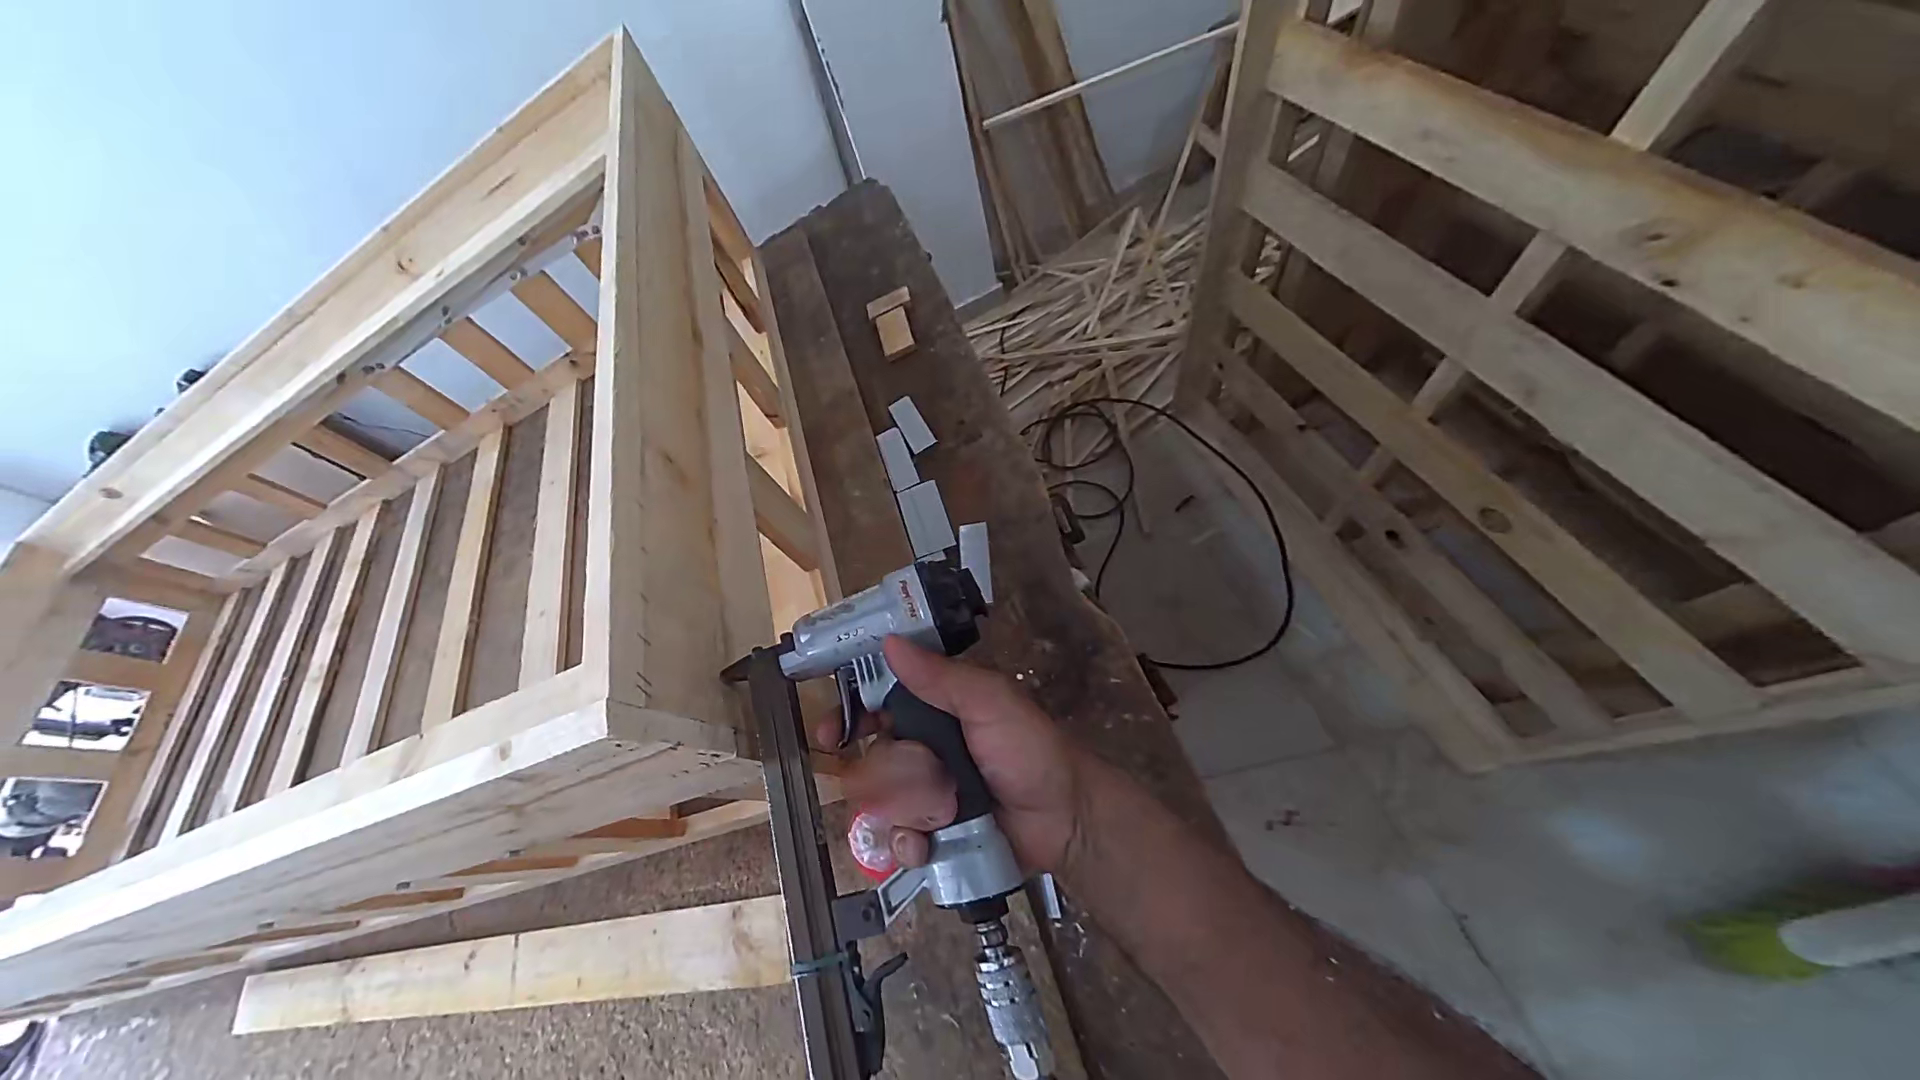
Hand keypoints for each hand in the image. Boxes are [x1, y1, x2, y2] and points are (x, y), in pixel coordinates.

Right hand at [815, 636, 1082, 874]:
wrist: (1065, 819)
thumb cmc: (1030, 750)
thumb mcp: (990, 703)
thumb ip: (942, 678)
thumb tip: (891, 642)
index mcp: (934, 710)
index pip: (876, 705)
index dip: (849, 717)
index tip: (830, 734)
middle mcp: (923, 750)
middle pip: (870, 758)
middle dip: (883, 771)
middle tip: (902, 778)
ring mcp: (925, 795)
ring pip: (878, 802)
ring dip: (899, 809)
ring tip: (934, 811)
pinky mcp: (931, 834)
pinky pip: (895, 840)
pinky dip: (905, 844)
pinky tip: (924, 845)